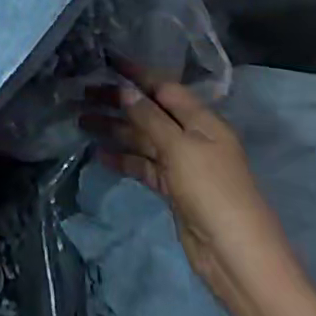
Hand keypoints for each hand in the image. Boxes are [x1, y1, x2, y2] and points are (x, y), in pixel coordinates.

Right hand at [83, 77, 286, 296]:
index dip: (137, 75)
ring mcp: (183, 165)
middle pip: (150, 112)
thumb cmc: (212, 192)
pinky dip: (122, 158)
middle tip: (81, 94)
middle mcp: (193, 139)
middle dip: (118, 102)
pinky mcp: (173, 188)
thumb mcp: (180, 148)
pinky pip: (142, 164)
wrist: (234, 254)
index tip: (105, 61)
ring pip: (142, 138)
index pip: (166, 89)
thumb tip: (124, 88)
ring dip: (114, 129)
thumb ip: (149, 116)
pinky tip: (99, 154)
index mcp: (203, 123)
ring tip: (81, 122)